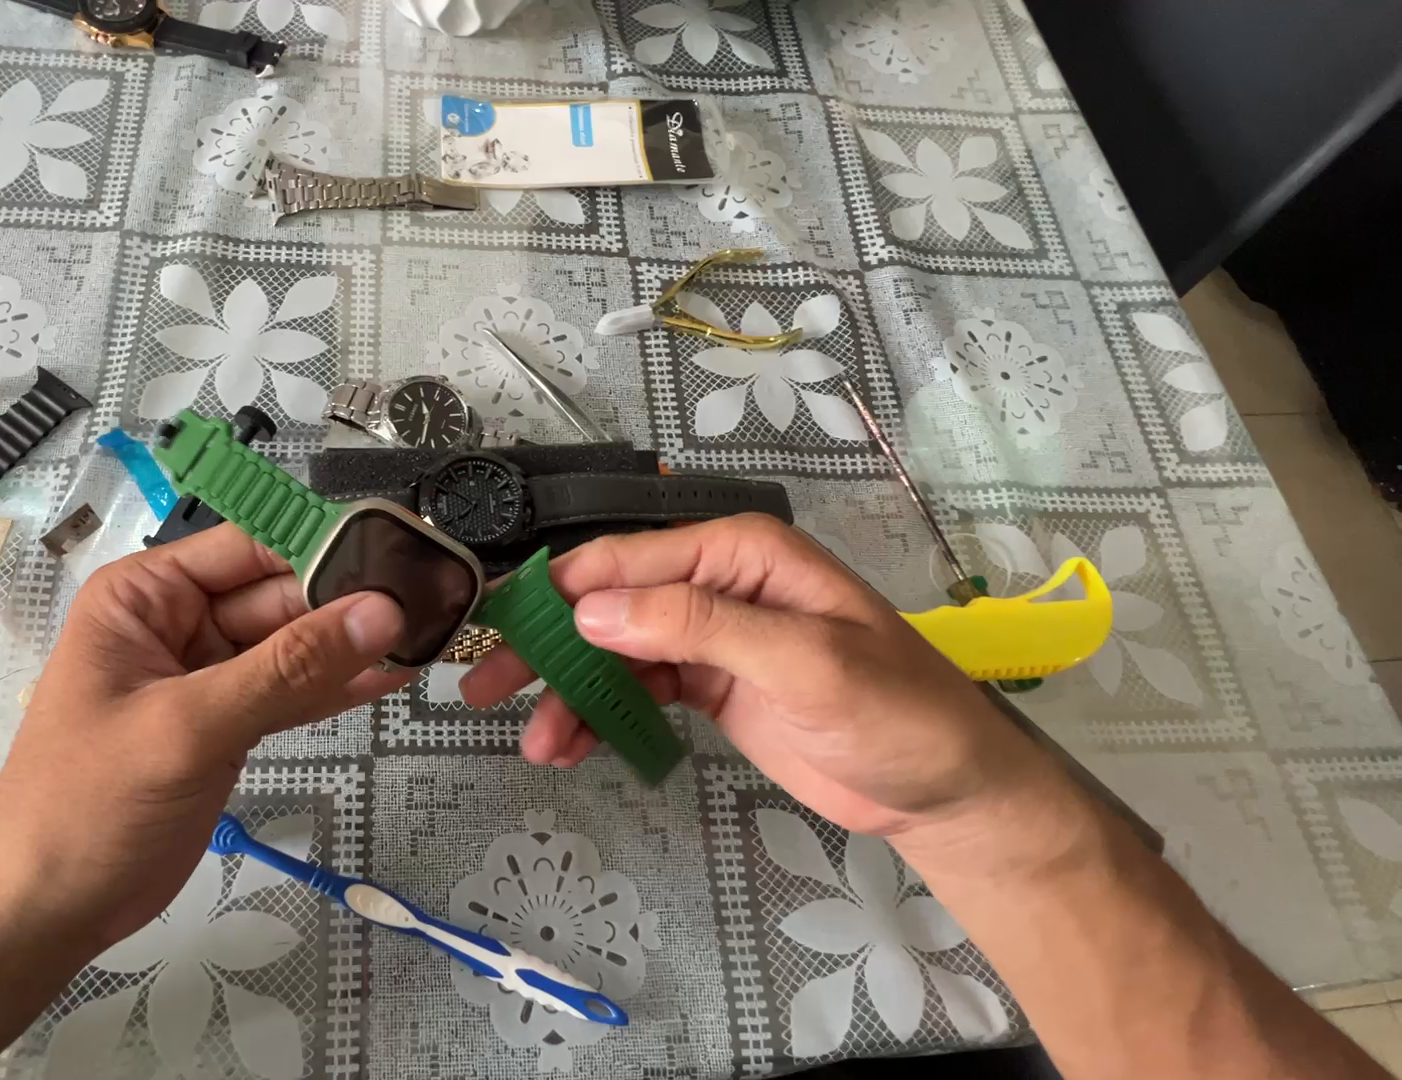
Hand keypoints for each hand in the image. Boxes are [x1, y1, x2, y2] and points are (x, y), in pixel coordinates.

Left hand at [0, 524, 406, 954]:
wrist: (48, 913)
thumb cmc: (93, 804)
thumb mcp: (190, 725)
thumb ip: (290, 668)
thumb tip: (382, 611)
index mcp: (147, 595)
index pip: (249, 549)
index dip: (322, 546)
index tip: (400, 555)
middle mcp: (179, 621)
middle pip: (279, 596)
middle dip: (347, 602)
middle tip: (430, 603)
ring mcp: (208, 674)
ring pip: (293, 645)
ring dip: (350, 646)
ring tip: (425, 636)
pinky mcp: (230, 720)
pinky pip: (291, 691)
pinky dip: (336, 688)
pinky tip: (391, 678)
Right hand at [460, 514, 1051, 843]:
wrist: (945, 792)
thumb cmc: (893, 712)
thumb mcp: (802, 662)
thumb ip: (696, 626)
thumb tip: (592, 611)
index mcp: (735, 553)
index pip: (626, 561)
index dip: (559, 595)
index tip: (501, 631)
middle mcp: (710, 583)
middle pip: (606, 606)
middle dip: (546, 647)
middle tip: (483, 686)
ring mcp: (704, 636)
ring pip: (613, 654)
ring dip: (570, 695)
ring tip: (538, 744)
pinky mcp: (704, 684)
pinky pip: (636, 690)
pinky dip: (602, 716)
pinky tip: (574, 746)